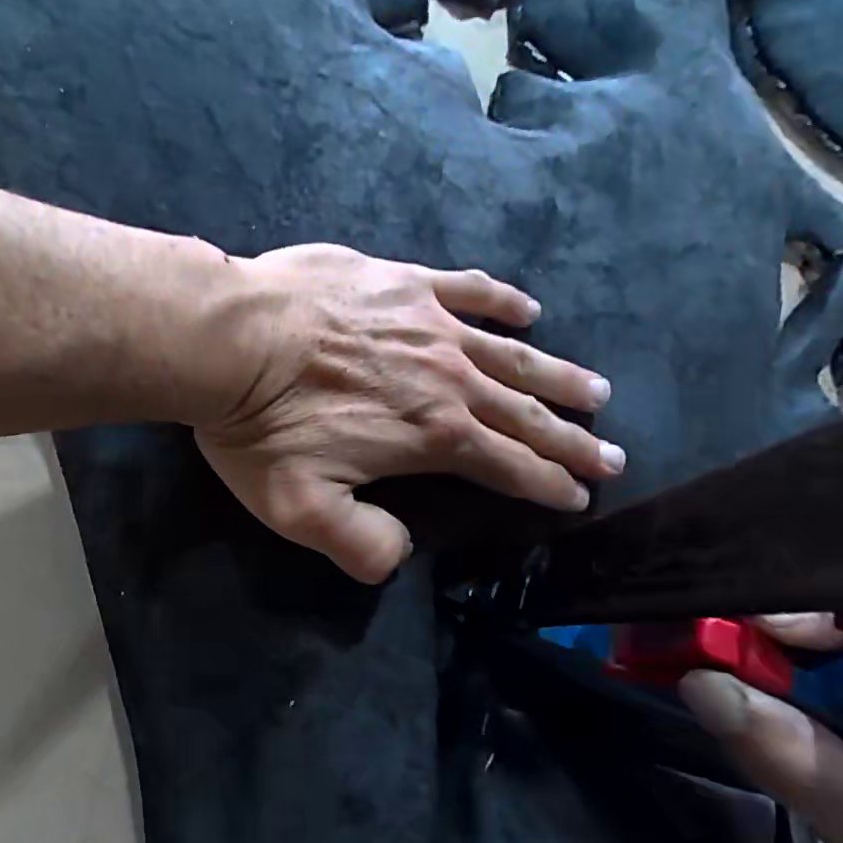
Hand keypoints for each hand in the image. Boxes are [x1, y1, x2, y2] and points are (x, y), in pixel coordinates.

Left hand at [194, 244, 626, 583]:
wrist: (229, 338)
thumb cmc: (263, 424)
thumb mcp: (299, 510)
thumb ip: (358, 545)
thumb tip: (400, 558)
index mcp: (436, 436)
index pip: (510, 467)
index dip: (549, 486)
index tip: (580, 496)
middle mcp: (452, 381)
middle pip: (528, 416)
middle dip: (574, 442)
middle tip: (614, 456)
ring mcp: (434, 326)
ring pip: (514, 357)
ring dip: (559, 378)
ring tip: (598, 391)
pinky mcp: (408, 284)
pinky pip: (471, 291)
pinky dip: (504, 302)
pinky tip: (529, 311)